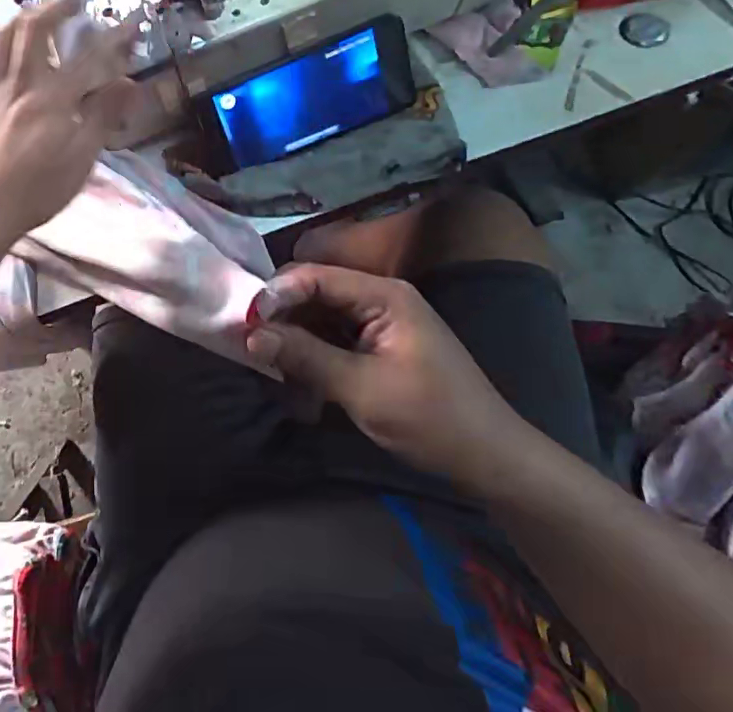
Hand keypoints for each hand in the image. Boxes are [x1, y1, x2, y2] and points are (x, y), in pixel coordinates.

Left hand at [0, 0, 134, 249]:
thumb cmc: (35, 193)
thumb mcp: (80, 160)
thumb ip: (102, 117)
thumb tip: (129, 83)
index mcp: (52, 100)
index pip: (90, 58)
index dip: (114, 38)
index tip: (132, 23)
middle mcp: (18, 86)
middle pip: (34, 31)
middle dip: (57, 9)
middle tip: (75, 3)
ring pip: (0, 40)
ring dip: (20, 18)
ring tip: (36, 13)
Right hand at [246, 263, 523, 488]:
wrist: (489, 456)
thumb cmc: (430, 418)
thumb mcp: (361, 388)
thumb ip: (305, 356)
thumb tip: (251, 334)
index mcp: (384, 294)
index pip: (315, 276)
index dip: (276, 294)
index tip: (243, 323)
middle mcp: (381, 297)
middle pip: (316, 293)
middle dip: (282, 317)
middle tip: (248, 345)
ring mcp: (381, 321)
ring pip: (322, 317)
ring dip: (294, 338)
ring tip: (266, 364)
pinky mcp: (380, 345)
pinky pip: (335, 338)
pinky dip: (313, 354)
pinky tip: (295, 377)